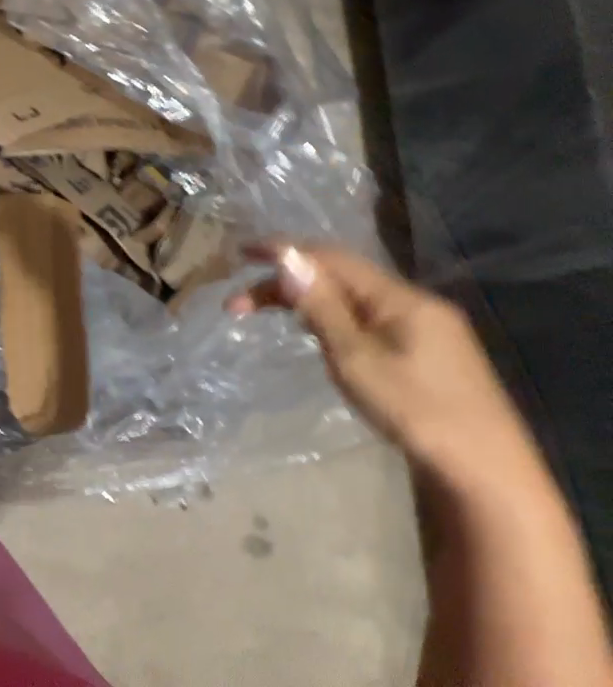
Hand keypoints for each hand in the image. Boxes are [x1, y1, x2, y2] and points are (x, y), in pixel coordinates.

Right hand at [226, 244, 538, 484]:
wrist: (484, 470)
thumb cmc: (415, 410)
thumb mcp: (355, 357)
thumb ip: (321, 305)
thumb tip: (287, 258)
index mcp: (402, 300)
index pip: (333, 258)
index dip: (284, 251)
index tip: (239, 254)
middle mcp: (416, 304)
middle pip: (341, 277)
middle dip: (286, 282)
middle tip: (237, 304)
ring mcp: (425, 328)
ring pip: (352, 298)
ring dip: (305, 299)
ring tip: (266, 314)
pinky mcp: (425, 351)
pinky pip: (367, 317)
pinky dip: (329, 315)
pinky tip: (314, 331)